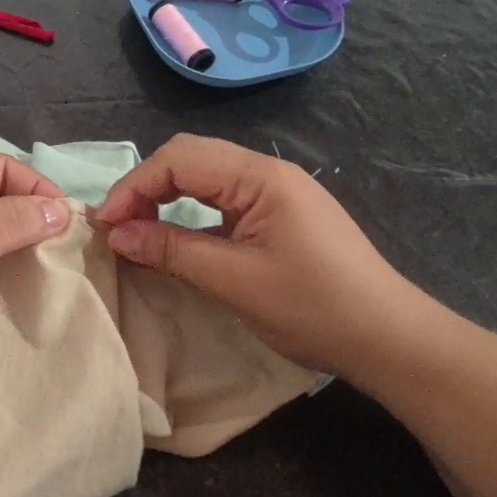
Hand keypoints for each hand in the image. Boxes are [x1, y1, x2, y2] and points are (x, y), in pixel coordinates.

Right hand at [97, 135, 434, 385]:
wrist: (391, 339)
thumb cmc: (314, 308)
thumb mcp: (235, 282)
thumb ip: (172, 251)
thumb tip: (116, 234)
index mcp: (260, 176)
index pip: (179, 159)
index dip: (134, 187)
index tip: (105, 225)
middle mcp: (268, 171)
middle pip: (190, 157)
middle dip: (146, 186)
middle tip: (117, 227)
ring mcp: (278, 190)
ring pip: (206, 175)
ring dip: (167, 196)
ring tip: (138, 231)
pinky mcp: (282, 212)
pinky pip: (224, 197)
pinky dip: (191, 210)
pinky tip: (178, 236)